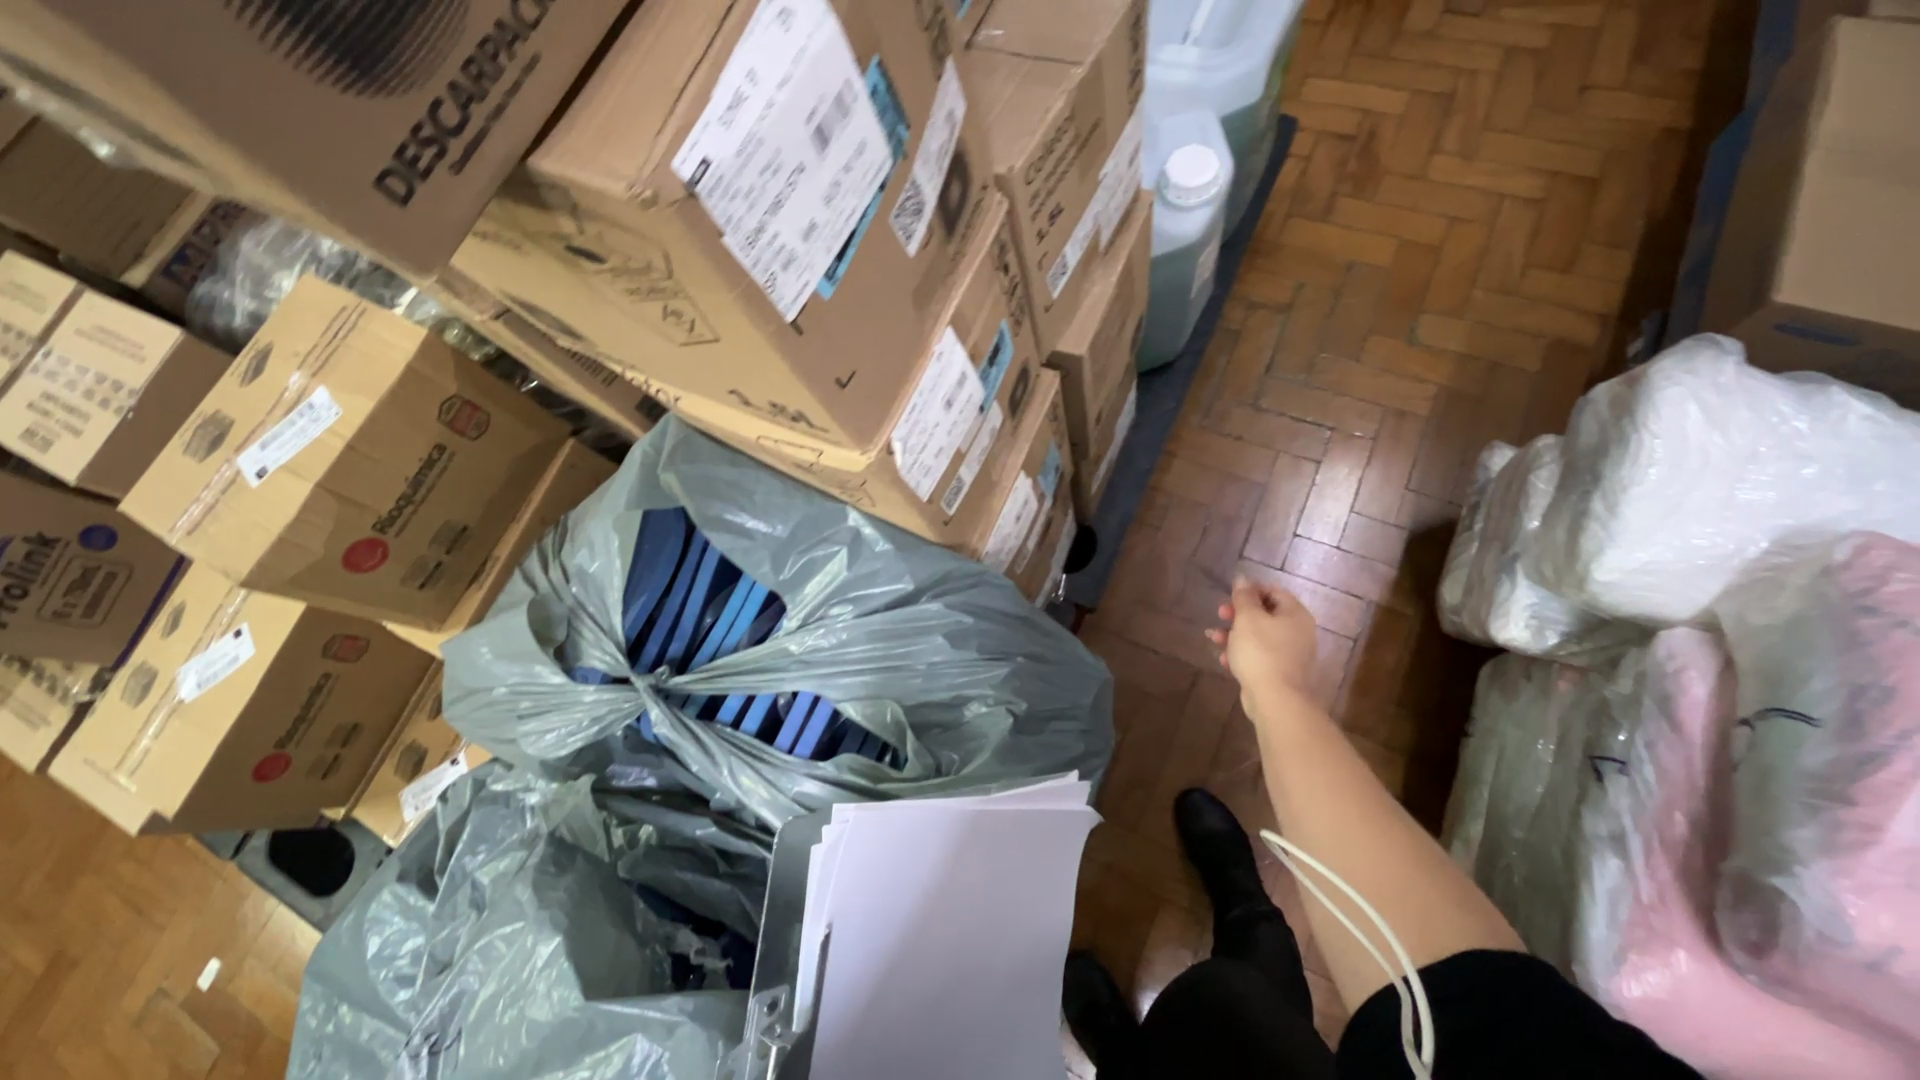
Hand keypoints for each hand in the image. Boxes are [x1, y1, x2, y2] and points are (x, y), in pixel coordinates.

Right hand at [1205, 577, 1317, 718]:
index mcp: (1295, 614)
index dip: (1251, 590)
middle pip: (1266, 614)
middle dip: (1239, 614)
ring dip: (1235, 634)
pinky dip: (1242, 654)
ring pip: (1259, 636)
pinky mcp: (1280, 672)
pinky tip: (1224, 659)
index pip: (1274, 592)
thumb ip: (1244, 597)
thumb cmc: (1261, 651)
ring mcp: (1290, 654)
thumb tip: (1243, 578)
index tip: (1230, 595)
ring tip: (1213, 638)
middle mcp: (1298, 632)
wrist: (1275, 698)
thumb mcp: (1247, 618)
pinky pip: (1259, 656)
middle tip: (1220, 614)